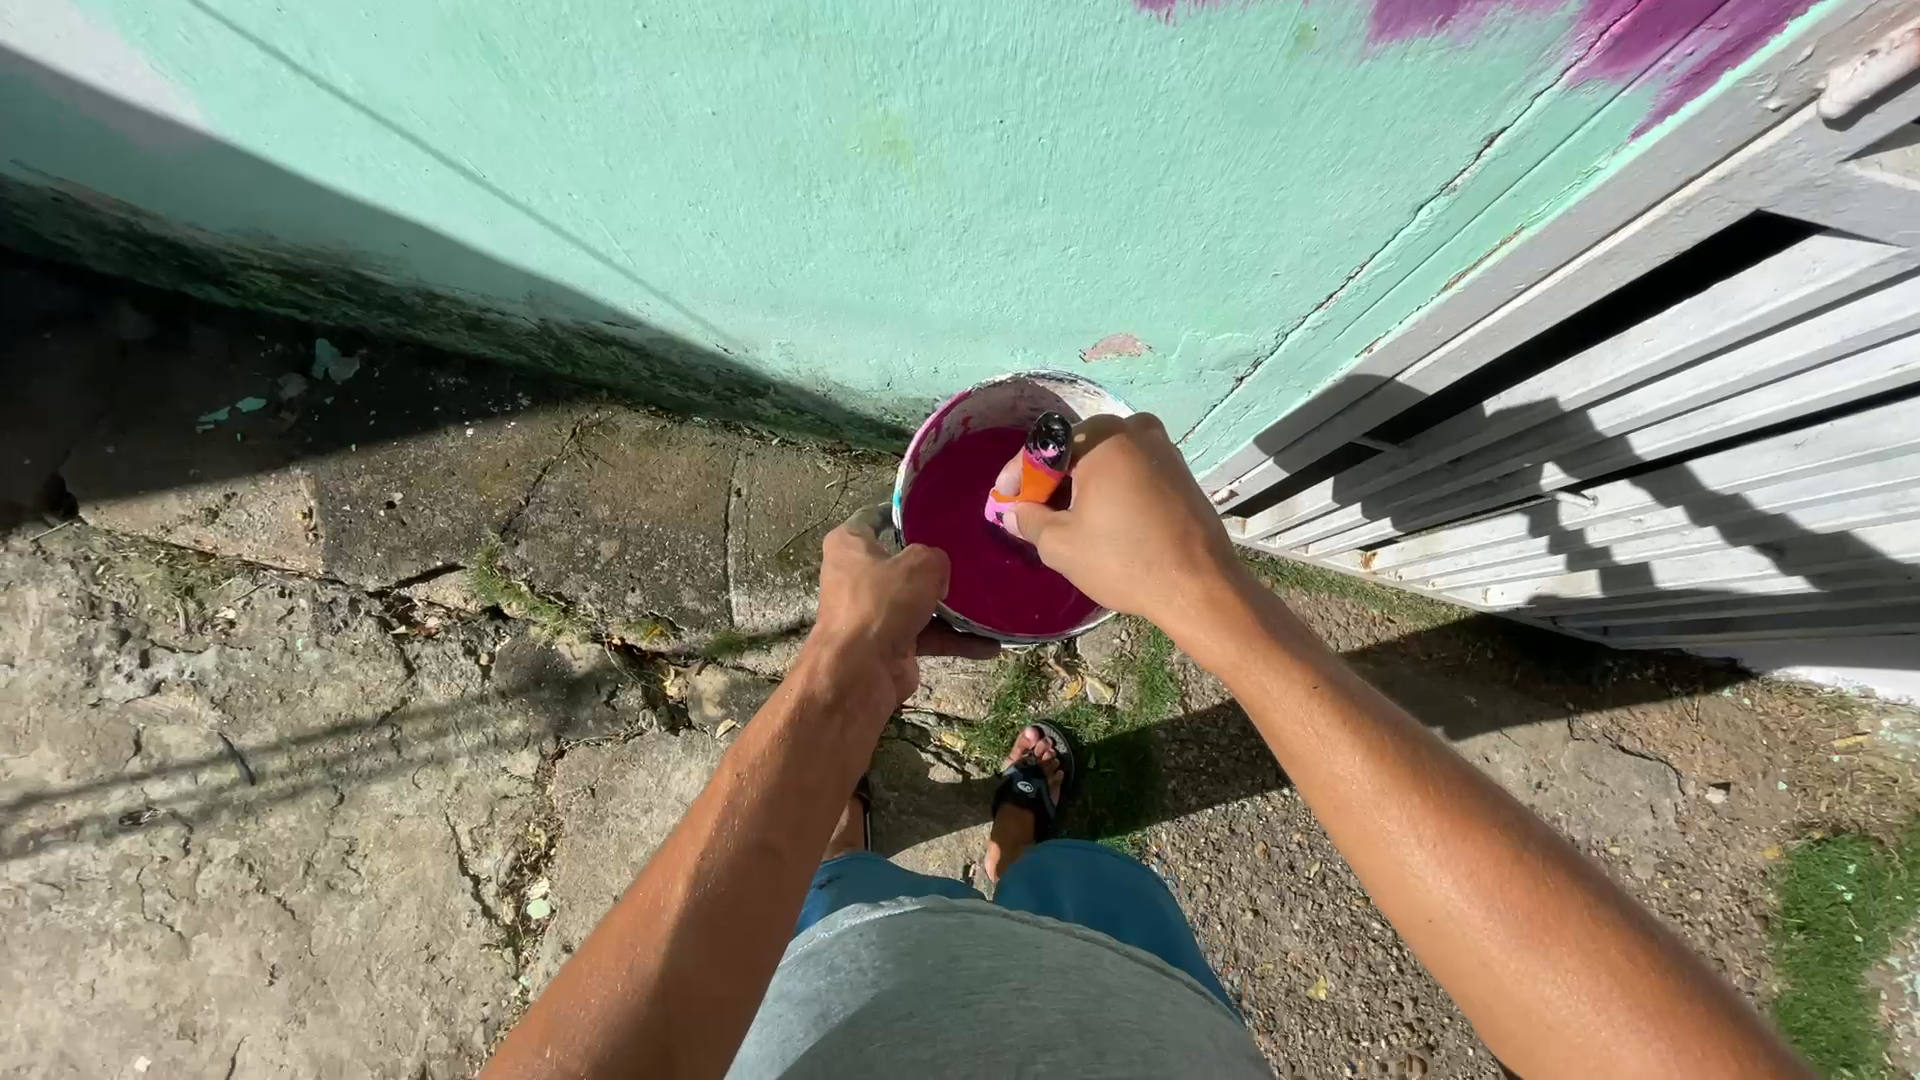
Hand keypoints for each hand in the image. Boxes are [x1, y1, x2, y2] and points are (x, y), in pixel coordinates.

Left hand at [803, 506, 998, 707]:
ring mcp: (874, 611)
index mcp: (850, 544)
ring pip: (919, 601)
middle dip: (935, 564)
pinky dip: (956, 639)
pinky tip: (990, 644)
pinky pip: (930, 635)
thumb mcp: (921, 564)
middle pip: (903, 561)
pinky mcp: (891, 642)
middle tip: (972, 555)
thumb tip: (938, 576)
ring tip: (989, 600)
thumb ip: (937, 558)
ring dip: (953, 607)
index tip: (935, 509)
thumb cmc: (882, 602)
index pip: (875, 517)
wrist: (861, 671)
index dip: (903, 512)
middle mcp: (858, 575)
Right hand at [1002, 413, 1244, 629]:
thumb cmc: (1124, 560)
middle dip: (1050, 479)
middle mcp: (1134, 430)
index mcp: (1101, 439)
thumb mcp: (1060, 545)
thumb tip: (1012, 511)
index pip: (1043, 448)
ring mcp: (1162, 448)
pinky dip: (1109, 486)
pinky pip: (1130, 469)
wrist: (1199, 586)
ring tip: (1066, 518)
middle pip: (1075, 448)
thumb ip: (1028, 520)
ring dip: (1080, 482)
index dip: (1017, 475)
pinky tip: (1103, 518)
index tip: (1004, 500)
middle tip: (1033, 511)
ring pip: (1104, 458)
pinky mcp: (1180, 470)